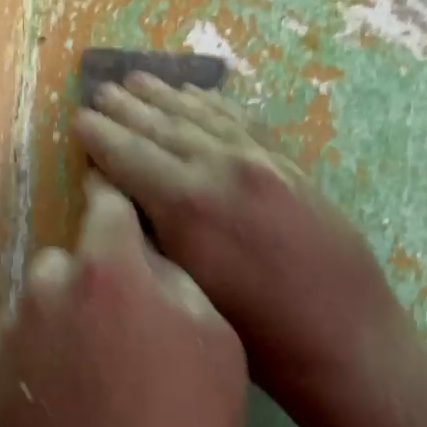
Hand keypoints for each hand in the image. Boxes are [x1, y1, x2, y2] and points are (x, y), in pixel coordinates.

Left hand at [0, 172, 246, 426]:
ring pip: (44, 296)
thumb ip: (175, 279)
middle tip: (123, 313)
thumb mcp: (214, 340)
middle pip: (71, 254)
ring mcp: (15, 326)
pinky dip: (45, 348)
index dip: (114, 191)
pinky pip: (24, 338)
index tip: (113, 178)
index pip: (105, 202)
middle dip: (95, 269)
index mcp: (107, 269)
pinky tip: (71, 388)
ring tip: (97, 359)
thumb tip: (146, 253)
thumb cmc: (182, 426)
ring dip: (66, 308)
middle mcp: (49, 285)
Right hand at [74, 73, 407, 404]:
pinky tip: (197, 95)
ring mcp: (262, 163)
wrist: (349, 346)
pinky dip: (215, 105)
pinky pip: (243, 122)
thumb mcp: (182, 285)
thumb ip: (147, 229)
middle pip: (162, 127)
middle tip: (99, 91)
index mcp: (187, 203)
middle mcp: (222, 169)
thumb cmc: (253, 335)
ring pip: (201, 117)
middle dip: (126, 108)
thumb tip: (117, 190)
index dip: (99, 136)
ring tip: (137, 79)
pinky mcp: (291, 168)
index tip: (77, 118)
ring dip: (165, 96)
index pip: (129, 155)